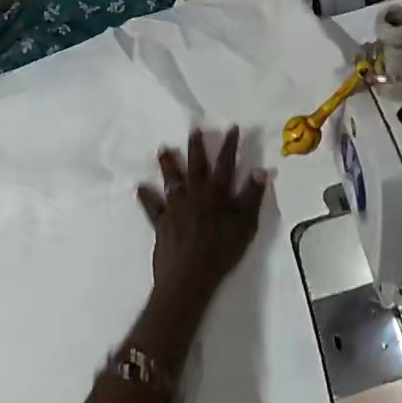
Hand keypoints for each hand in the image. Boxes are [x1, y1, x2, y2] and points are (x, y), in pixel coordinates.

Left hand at [136, 127, 268, 305]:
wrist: (191, 274)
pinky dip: (147, 196)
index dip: (230, 145)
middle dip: (196, 146)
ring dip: (168, 163)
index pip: (226, 163)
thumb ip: (252, 195)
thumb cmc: (223, 249)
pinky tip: (140, 188)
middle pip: (196, 164)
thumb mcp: (247, 223)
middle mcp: (196, 193)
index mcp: (218, 192)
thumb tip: (261, 170)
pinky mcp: (162, 221)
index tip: (232, 128)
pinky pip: (153, 205)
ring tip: (163, 149)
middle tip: (194, 129)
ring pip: (172, 179)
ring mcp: (176, 206)